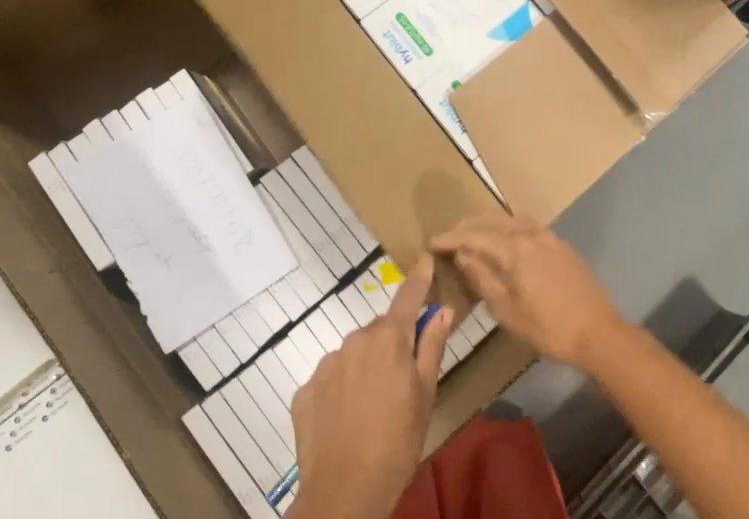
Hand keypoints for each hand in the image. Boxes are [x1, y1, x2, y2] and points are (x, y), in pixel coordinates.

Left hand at [287, 255, 453, 518]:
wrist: (346, 489)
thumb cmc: (399, 439)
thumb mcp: (426, 392)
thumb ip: (432, 345)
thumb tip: (443, 309)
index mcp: (389, 338)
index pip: (408, 297)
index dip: (420, 279)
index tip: (425, 259)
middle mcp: (354, 340)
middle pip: (380, 331)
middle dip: (392, 344)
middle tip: (402, 380)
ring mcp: (326, 365)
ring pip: (353, 355)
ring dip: (365, 368)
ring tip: (373, 407)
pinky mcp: (305, 390)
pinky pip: (331, 379)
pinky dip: (341, 390)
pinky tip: (347, 418)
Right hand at [430, 216, 627, 370]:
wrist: (597, 332)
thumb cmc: (548, 328)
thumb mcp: (507, 310)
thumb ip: (483, 278)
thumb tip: (464, 255)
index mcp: (517, 249)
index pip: (476, 236)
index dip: (453, 238)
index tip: (433, 242)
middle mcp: (533, 234)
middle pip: (495, 221)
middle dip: (469, 227)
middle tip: (450, 237)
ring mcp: (551, 237)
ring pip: (513, 220)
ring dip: (490, 224)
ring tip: (473, 235)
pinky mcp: (562, 246)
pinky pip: (528, 226)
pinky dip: (510, 227)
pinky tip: (505, 240)